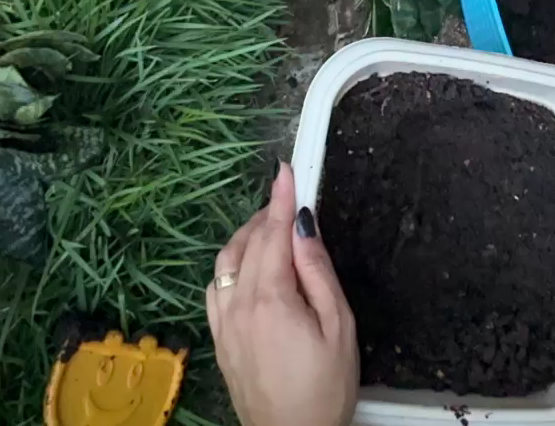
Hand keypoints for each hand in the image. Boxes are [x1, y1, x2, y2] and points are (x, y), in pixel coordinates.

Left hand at [208, 163, 358, 425]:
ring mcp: (223, 324)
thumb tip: (304, 225)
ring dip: (248, 235)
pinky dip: (232, 263)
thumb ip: (318, 271)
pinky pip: (216, 288)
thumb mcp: (338, 325)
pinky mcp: (219, 341)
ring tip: (273, 226)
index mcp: (271, 300)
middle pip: (250, 242)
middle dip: (268, 213)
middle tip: (290, 195)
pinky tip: (249, 264)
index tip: (285, 169)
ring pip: (226, 261)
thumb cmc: (326, 385)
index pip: (274, 234)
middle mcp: (239, 306)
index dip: (281, 198)